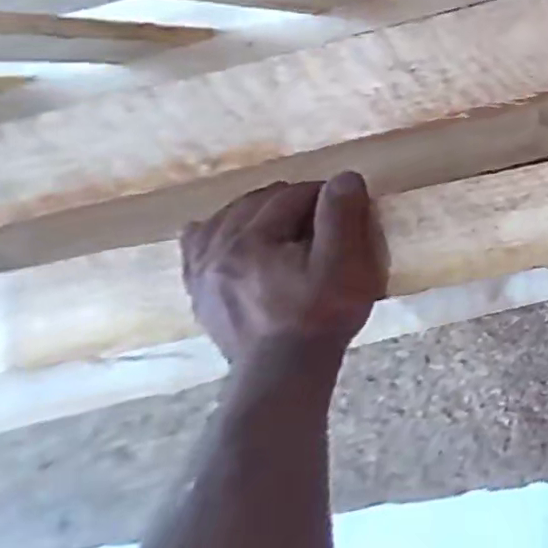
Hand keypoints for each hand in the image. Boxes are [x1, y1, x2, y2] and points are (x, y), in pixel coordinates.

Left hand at [181, 172, 386, 369]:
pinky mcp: (200, 292)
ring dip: (258, 211)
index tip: (350, 209)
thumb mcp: (345, 262)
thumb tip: (342, 177)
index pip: (293, 194)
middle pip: (257, 202)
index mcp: (251, 240)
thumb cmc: (322, 313)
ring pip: (225, 219)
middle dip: (294, 199)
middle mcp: (216, 251)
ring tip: (288, 219)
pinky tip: (224, 231)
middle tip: (326, 216)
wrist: (284, 371)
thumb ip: (342, 215)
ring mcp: (201, 273)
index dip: (326, 195)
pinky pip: (197, 246)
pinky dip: (215, 230)